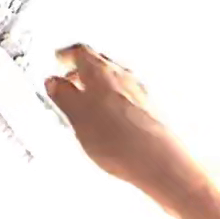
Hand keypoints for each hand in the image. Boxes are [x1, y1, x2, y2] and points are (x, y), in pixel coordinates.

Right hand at [45, 44, 195, 193]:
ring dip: (100, 89)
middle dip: (82, 71)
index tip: (58, 60)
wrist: (166, 168)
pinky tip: (113, 125)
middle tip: (70, 81)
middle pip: (99, 63)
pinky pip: (130, 101)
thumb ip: (61, 95)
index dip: (66, 55)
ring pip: (115, 82)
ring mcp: (142, 95)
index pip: (79, 51)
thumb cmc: (118, 138)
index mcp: (100, 70)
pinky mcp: (155, 115)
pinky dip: (116, 105)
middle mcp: (123, 76)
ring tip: (89, 107)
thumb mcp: (76, 116)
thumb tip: (53, 82)